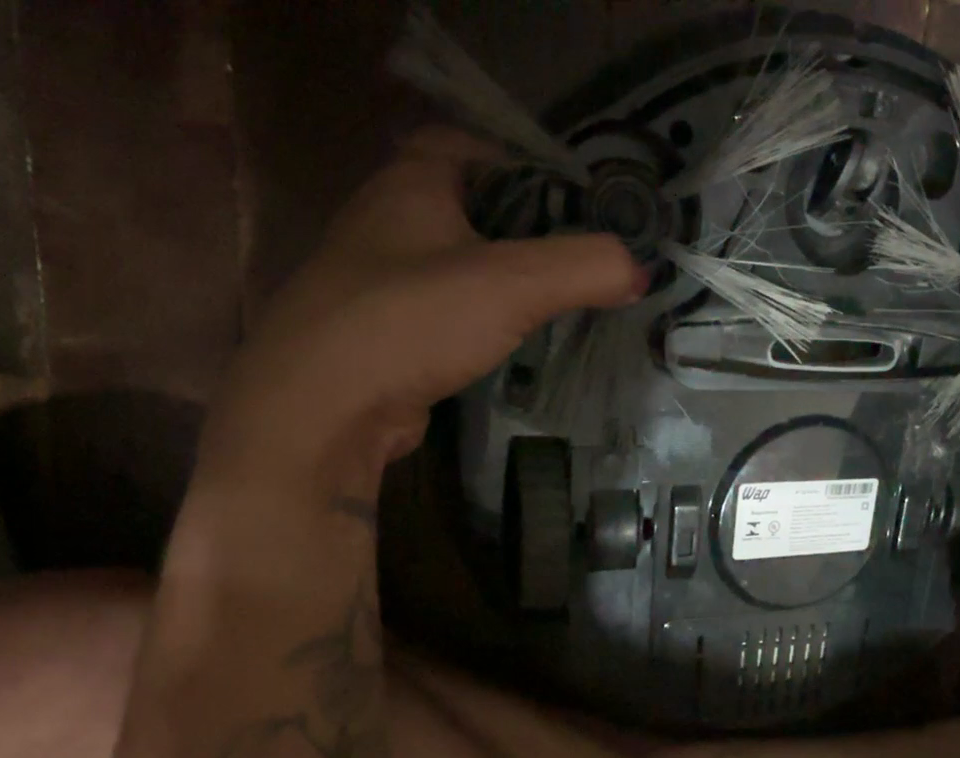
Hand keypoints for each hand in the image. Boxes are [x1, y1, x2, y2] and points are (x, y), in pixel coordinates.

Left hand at [204, 127, 645, 483]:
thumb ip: (583, 268)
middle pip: (459, 205)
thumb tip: (639, 269)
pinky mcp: (376, 337)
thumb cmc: (411, 320)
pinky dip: (471, 320)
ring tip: (551, 298)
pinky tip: (506, 344)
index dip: (513, 159)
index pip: (460, 145)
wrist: (320, 409)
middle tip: (573, 250)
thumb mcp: (512, 283)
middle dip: (515, 223)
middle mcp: (383, 222)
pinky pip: (436, 313)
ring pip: (447, 263)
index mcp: (408, 185)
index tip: (564, 193)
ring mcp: (373, 283)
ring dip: (493, 276)